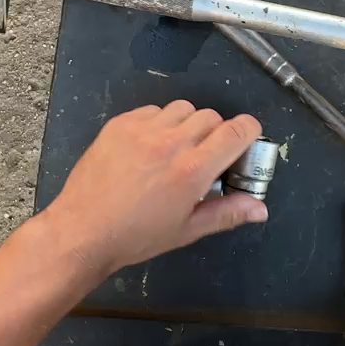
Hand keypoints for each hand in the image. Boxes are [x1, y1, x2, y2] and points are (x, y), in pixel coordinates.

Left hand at [39, 101, 266, 281]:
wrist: (82, 231)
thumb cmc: (137, 237)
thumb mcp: (186, 230)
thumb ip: (227, 213)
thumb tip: (261, 208)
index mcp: (193, 170)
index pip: (236, 130)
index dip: (249, 129)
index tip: (247, 138)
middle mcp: (172, 142)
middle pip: (211, 116)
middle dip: (216, 132)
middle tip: (205, 155)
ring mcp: (144, 129)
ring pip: (182, 108)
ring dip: (188, 124)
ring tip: (176, 148)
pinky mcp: (121, 123)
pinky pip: (152, 110)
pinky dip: (159, 122)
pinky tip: (149, 146)